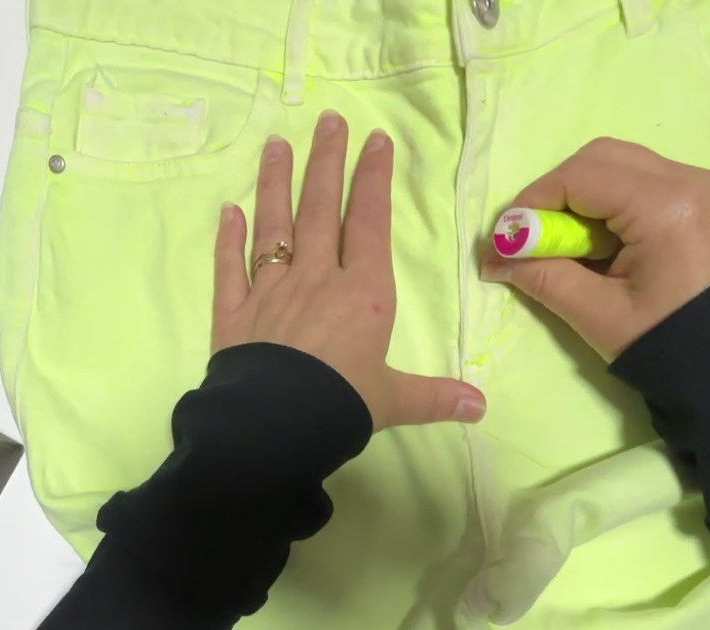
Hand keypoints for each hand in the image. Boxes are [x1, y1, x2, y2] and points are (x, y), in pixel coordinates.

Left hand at [214, 111, 486, 429]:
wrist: (276, 426)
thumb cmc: (340, 407)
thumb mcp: (393, 402)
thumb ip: (433, 397)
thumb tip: (481, 407)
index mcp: (362, 294)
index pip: (368, 223)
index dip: (372, 180)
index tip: (374, 142)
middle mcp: (315, 281)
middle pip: (319, 211)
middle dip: (325, 163)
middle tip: (327, 122)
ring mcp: (269, 294)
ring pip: (273, 228)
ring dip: (275, 184)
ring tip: (276, 146)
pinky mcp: (232, 315)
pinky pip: (229, 270)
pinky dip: (228, 241)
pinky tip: (227, 213)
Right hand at [480, 138, 709, 360]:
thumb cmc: (660, 341)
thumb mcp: (592, 314)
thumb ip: (541, 276)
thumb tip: (493, 258)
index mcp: (665, 208)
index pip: (581, 175)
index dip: (533, 201)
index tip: (505, 238)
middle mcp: (688, 178)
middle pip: (600, 157)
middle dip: (553, 193)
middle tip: (530, 237)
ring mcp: (699, 182)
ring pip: (618, 164)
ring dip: (577, 197)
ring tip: (562, 243)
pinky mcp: (699, 195)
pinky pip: (638, 180)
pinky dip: (604, 203)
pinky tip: (595, 242)